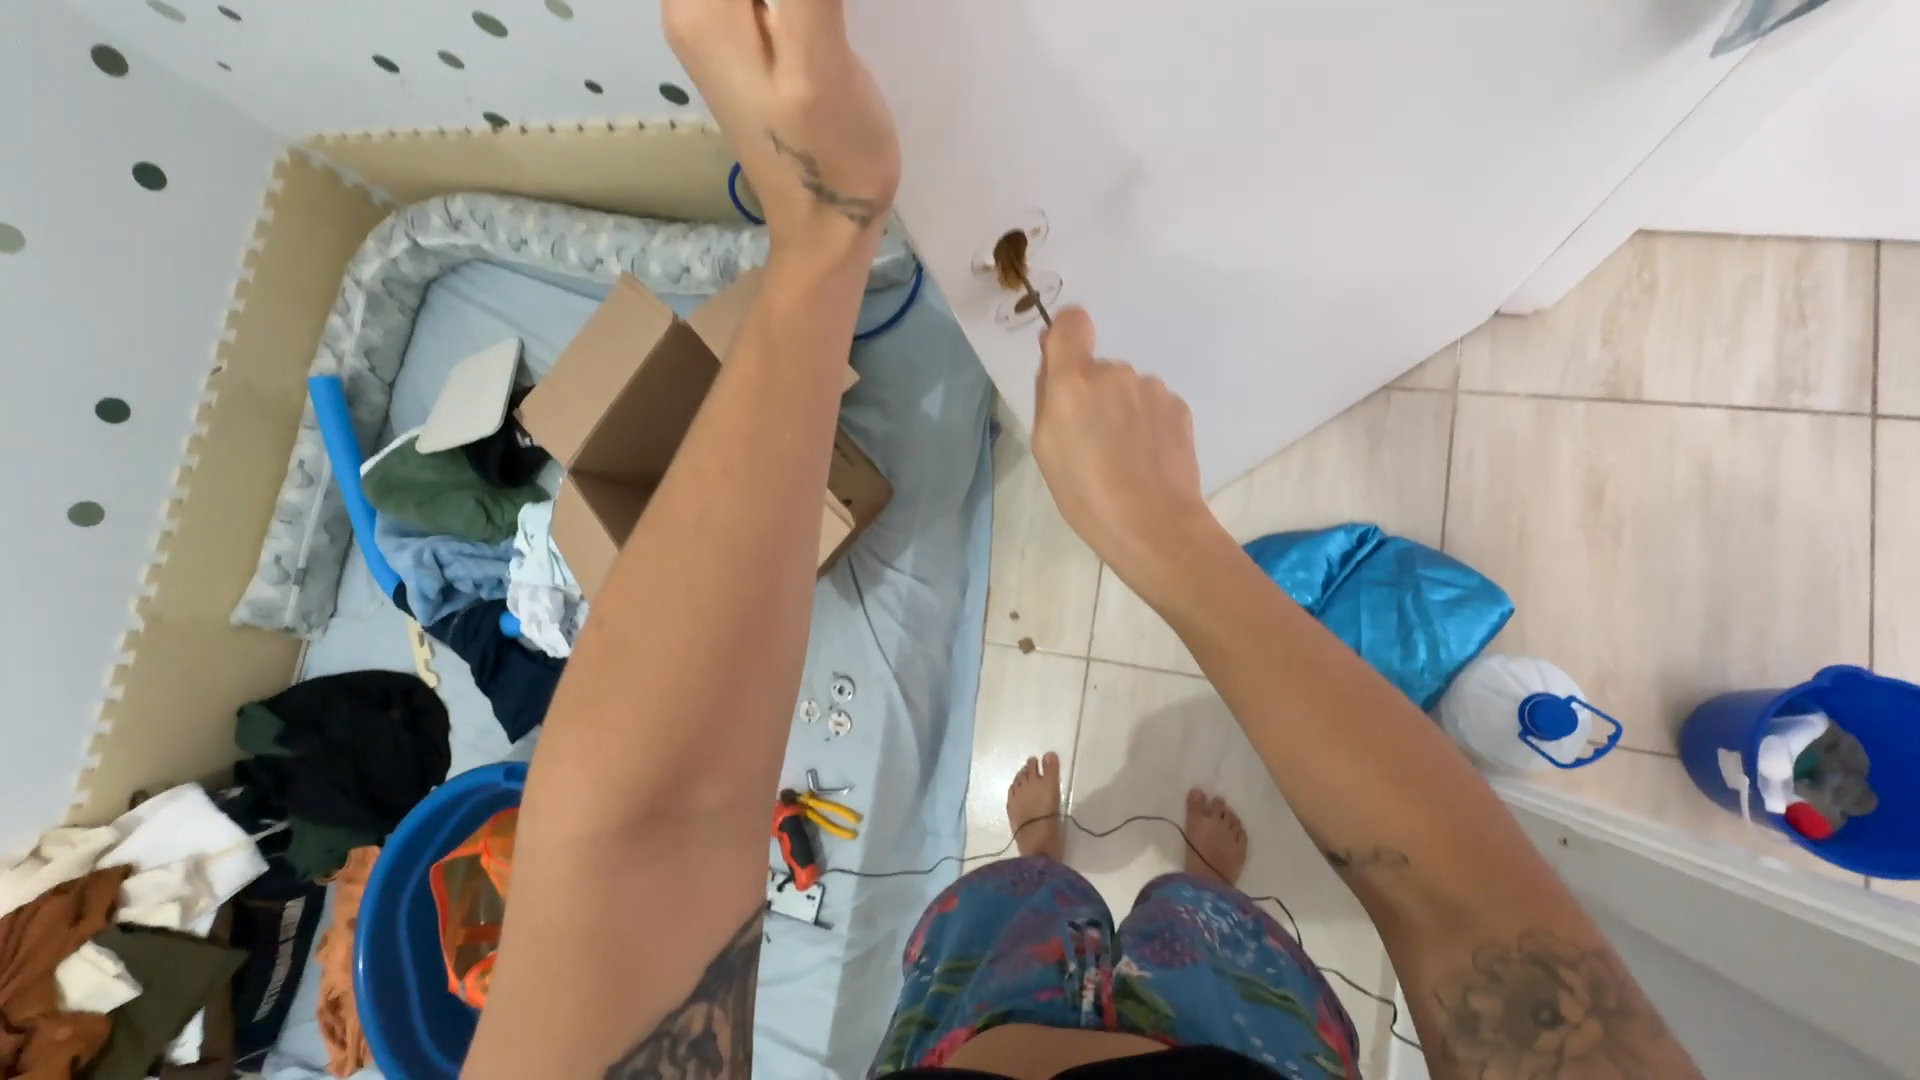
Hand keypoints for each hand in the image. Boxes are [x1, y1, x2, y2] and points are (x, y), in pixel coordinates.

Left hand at [664, 0, 900, 258]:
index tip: (823, 8)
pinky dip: (795, 1)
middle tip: (829, 17)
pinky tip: (820, 12)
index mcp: (699, 3)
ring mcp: (708, 19)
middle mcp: (687, 1)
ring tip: (831, 19)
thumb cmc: (830, 153)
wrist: (826, 226)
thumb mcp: (819, 60)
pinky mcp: (736, 34)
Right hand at [1031, 308, 1216, 589]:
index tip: (1066, 364)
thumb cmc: (1085, 494)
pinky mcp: (1179, 407)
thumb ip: (1048, 397)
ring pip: (1128, 390)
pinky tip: (1147, 460)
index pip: (1071, 322)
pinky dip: (1148, 425)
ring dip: (1122, 411)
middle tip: (1093, 442)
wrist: (1153, 525)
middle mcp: (1114, 373)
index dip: (1066, 335)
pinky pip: (1153, 406)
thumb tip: (1054, 363)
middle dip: (1093, 394)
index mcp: (1073, 381)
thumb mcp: (1045, 449)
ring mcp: (1152, 388)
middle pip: (1098, 369)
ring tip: (1123, 458)